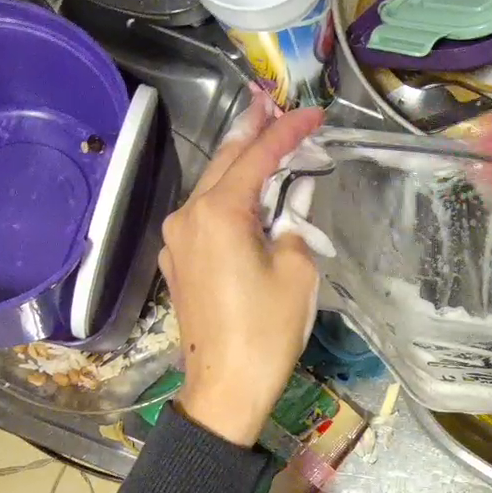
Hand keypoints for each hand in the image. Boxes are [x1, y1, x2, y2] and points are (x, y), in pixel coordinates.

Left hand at [159, 96, 325, 445]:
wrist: (225, 388)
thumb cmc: (266, 333)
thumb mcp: (296, 274)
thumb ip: (293, 227)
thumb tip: (288, 210)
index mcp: (218, 212)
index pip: (258, 157)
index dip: (288, 132)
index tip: (314, 114)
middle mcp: (188, 216)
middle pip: (225, 163)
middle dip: (253, 133)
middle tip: (273, 104)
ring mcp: (177, 241)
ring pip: (212, 190)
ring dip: (240, 168)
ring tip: (263, 142)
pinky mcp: (178, 265)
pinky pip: (205, 220)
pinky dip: (228, 203)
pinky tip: (246, 202)